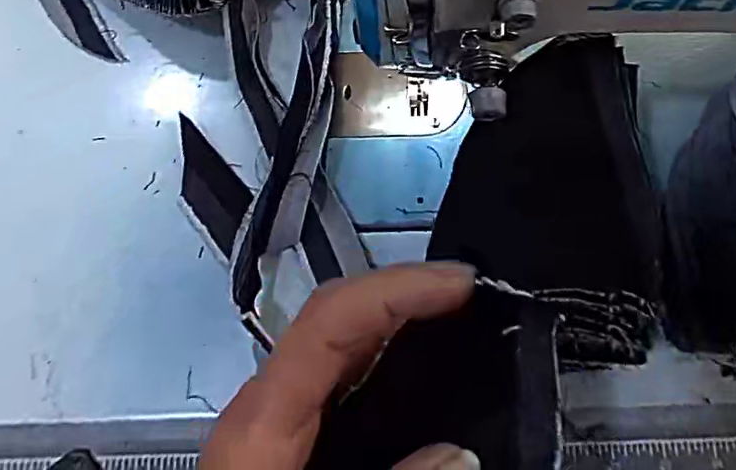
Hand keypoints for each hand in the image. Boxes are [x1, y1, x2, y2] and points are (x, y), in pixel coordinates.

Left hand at [200, 262, 477, 469]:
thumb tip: (458, 457)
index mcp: (260, 424)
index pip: (331, 318)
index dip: (400, 287)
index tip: (462, 283)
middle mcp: (266, 407)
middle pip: (341, 317)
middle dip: (410, 293)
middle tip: (475, 295)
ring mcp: (276, 424)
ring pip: (345, 344)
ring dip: (404, 321)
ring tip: (461, 321)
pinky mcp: (288, 445)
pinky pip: (345, 379)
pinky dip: (390, 359)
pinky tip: (425, 375)